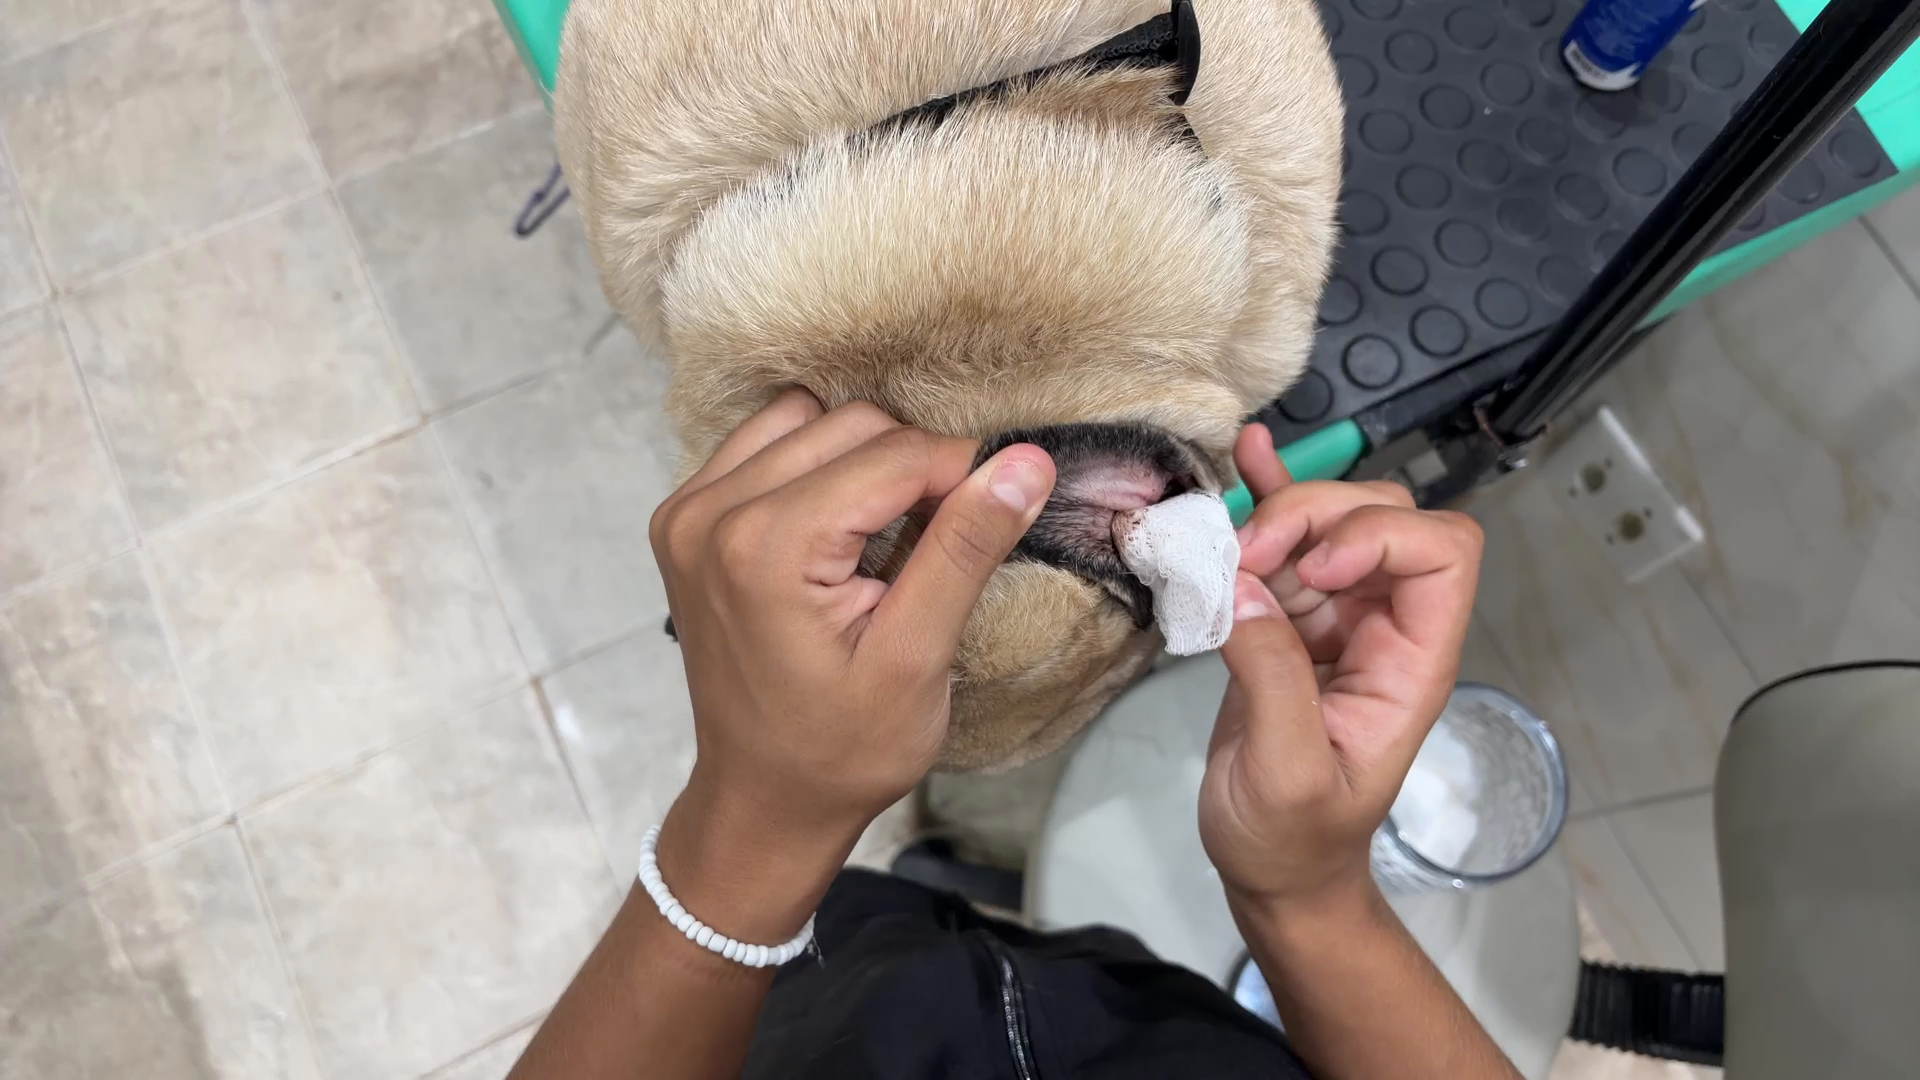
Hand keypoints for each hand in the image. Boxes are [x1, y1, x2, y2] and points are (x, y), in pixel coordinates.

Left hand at [649, 390, 1054, 939]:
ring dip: (866, 458)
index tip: (1001, 507)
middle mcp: (711, 510)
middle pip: (852, 426)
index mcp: (766, 546)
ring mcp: (688, 508)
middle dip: (916, 467)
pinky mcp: (684, 515)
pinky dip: (817, 461)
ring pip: (809, 419)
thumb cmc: (844, 749)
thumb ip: (965, 549)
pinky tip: (836, 519)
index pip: (894, 455)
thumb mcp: (917, 658)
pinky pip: (767, 441)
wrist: (762, 797)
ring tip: (888, 531)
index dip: (963, 472)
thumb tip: (1025, 462)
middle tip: (942, 537)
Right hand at [1199, 423, 1482, 915]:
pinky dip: (1267, 492)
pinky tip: (1249, 453)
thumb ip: (1271, 676)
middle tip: (1242, 561)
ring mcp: (1328, 616)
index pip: (1441, 554)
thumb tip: (1238, 585)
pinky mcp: (1280, 617)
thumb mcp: (1287, 772)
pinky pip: (1282, 541)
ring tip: (1221, 536)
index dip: (1377, 538)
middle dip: (1310, 518)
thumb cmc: (1293, 836)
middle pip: (1379, 517)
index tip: (1303, 572)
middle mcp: (1379, 624)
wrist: (1273, 865)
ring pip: (1325, 519)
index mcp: (1410, 662)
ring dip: (1275, 510)